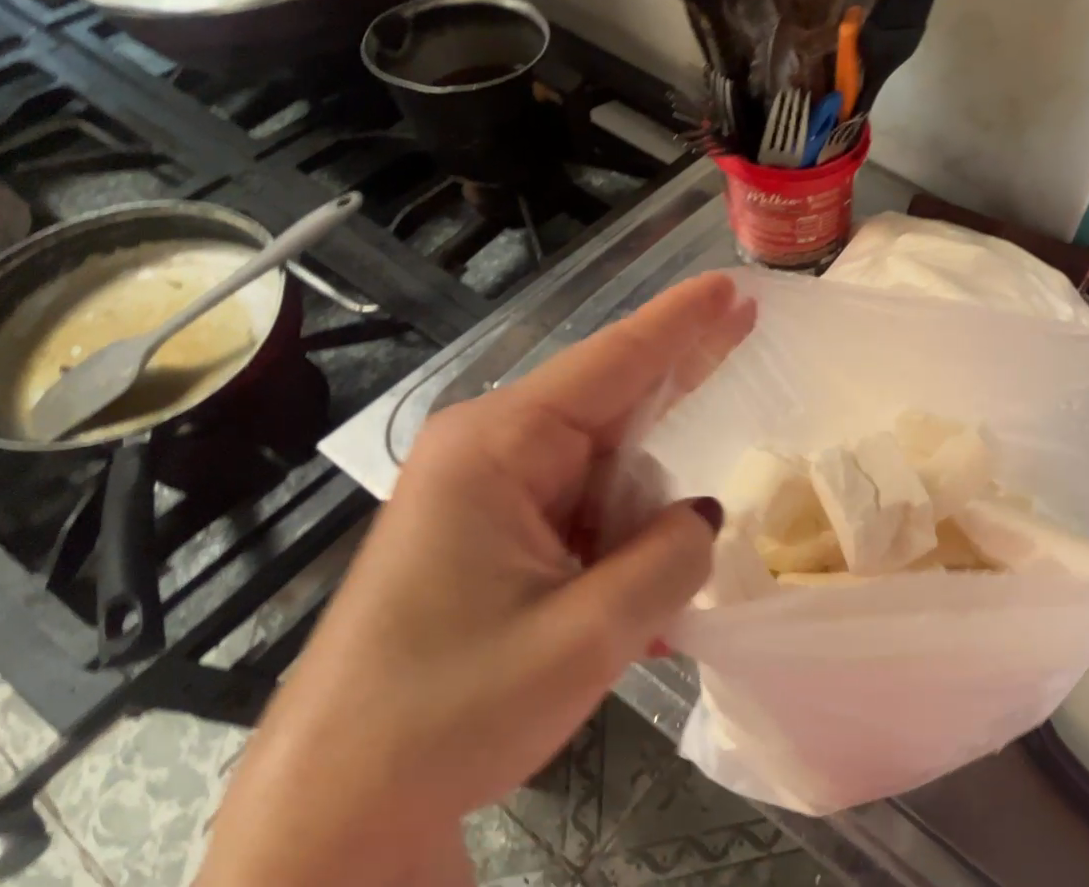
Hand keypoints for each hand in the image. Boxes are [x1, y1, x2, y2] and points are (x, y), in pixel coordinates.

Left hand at [198, 273, 755, 886]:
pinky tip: (631, 616)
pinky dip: (619, 551)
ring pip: (605, 473)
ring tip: (636, 610)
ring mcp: (486, 496)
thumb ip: (672, 557)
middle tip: (748, 327)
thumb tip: (703, 515)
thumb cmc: (452, 711)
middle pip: (611, 402)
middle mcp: (489, 454)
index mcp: (500, 449)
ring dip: (642, 523)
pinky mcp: (490, 537)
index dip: (681, 323)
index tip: (731, 285)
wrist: (340, 803)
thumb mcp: (589, 634)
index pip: (612, 363)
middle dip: (679, 379)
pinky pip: (582, 517)